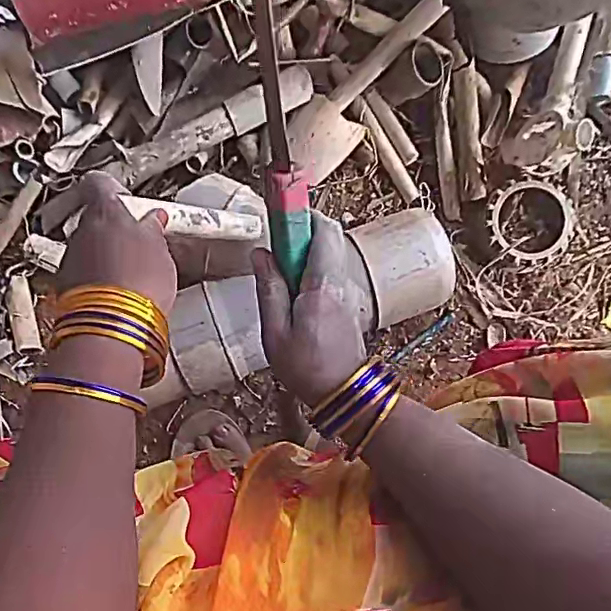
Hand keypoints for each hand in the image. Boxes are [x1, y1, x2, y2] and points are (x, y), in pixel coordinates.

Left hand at [56, 170, 175, 312]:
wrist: (113, 323)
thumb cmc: (137, 283)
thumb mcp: (161, 250)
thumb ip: (153, 229)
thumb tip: (154, 221)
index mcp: (104, 211)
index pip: (100, 182)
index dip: (113, 188)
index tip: (124, 195)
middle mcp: (81, 230)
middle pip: (94, 218)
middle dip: (113, 229)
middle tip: (136, 242)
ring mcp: (71, 259)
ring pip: (88, 247)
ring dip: (106, 256)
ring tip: (131, 273)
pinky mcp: (67, 287)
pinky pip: (84, 274)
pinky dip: (98, 279)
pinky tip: (119, 291)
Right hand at [253, 211, 370, 405]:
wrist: (344, 394)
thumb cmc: (308, 370)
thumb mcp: (275, 333)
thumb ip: (268, 289)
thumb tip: (261, 255)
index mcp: (323, 287)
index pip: (324, 230)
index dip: (302, 216)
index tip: (280, 216)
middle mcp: (342, 284)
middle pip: (327, 238)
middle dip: (300, 236)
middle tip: (275, 255)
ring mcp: (349, 293)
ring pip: (328, 256)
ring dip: (304, 258)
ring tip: (282, 283)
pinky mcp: (348, 303)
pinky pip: (329, 275)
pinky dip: (311, 275)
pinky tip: (295, 299)